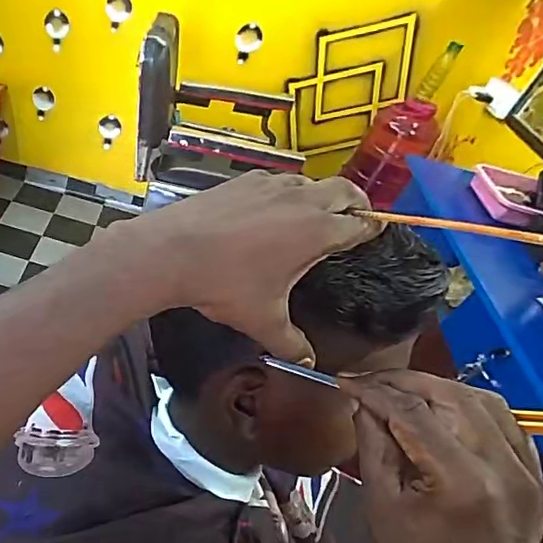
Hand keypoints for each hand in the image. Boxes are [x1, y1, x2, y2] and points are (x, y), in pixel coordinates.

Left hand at [95, 171, 383, 361]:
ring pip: (309, 181)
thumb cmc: (223, 284)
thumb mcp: (261, 320)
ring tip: (312, 214)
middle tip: (351, 221)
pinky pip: (276, 179)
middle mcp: (301, 199)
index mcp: (318, 230)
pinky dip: (284, 190)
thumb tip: (308, 363)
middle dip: (354, 205)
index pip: (361, 223)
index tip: (372, 235)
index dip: (371, 230)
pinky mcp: (241, 180)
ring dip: (319, 194)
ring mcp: (269, 185)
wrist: (171, 251)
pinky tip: (269, 207)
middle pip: (345, 191)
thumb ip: (290, 342)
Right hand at [344, 371, 542, 542]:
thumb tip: (363, 405)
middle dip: (407, 382)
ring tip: (401, 392)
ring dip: (439, 389)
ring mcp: (530, 471)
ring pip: (485, 402)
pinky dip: (470, 409)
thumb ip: (374, 447)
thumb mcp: (381, 506)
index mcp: (462, 480)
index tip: (345, 381)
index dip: (374, 391)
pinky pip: (506, 424)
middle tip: (369, 381)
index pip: (413, 413)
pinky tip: (441, 413)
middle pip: (454, 396)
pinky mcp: (538, 478)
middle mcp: (505, 467)